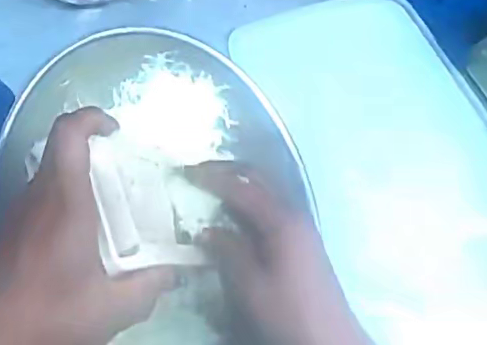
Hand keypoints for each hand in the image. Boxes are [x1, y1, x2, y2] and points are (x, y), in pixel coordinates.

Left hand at [0, 107, 174, 344]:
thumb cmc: (51, 309)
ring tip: (101, 207)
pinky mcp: (9, 223)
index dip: (90, 117)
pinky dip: (59, 198)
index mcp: (64, 196)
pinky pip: (38, 194)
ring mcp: (19, 205)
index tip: (114, 130)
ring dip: (74, 175)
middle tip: (117, 171)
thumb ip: (145, 287)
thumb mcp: (109, 307)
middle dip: (89, 147)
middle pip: (59, 146)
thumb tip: (172, 271)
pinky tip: (73, 235)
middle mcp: (39, 191)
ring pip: (48, 171)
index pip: (68, 132)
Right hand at [190, 163, 366, 344]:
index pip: (240, 186)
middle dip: (226, 171)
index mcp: (281, 219)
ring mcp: (301, 226)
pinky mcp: (302, 241)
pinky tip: (234, 215)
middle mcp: (293, 214)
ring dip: (238, 185)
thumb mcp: (253, 288)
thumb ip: (228, 251)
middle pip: (256, 178)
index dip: (210, 177)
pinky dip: (249, 202)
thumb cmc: (292, 315)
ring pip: (265, 191)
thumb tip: (206, 229)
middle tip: (198, 174)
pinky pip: (270, 207)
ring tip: (211, 190)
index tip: (184, 172)